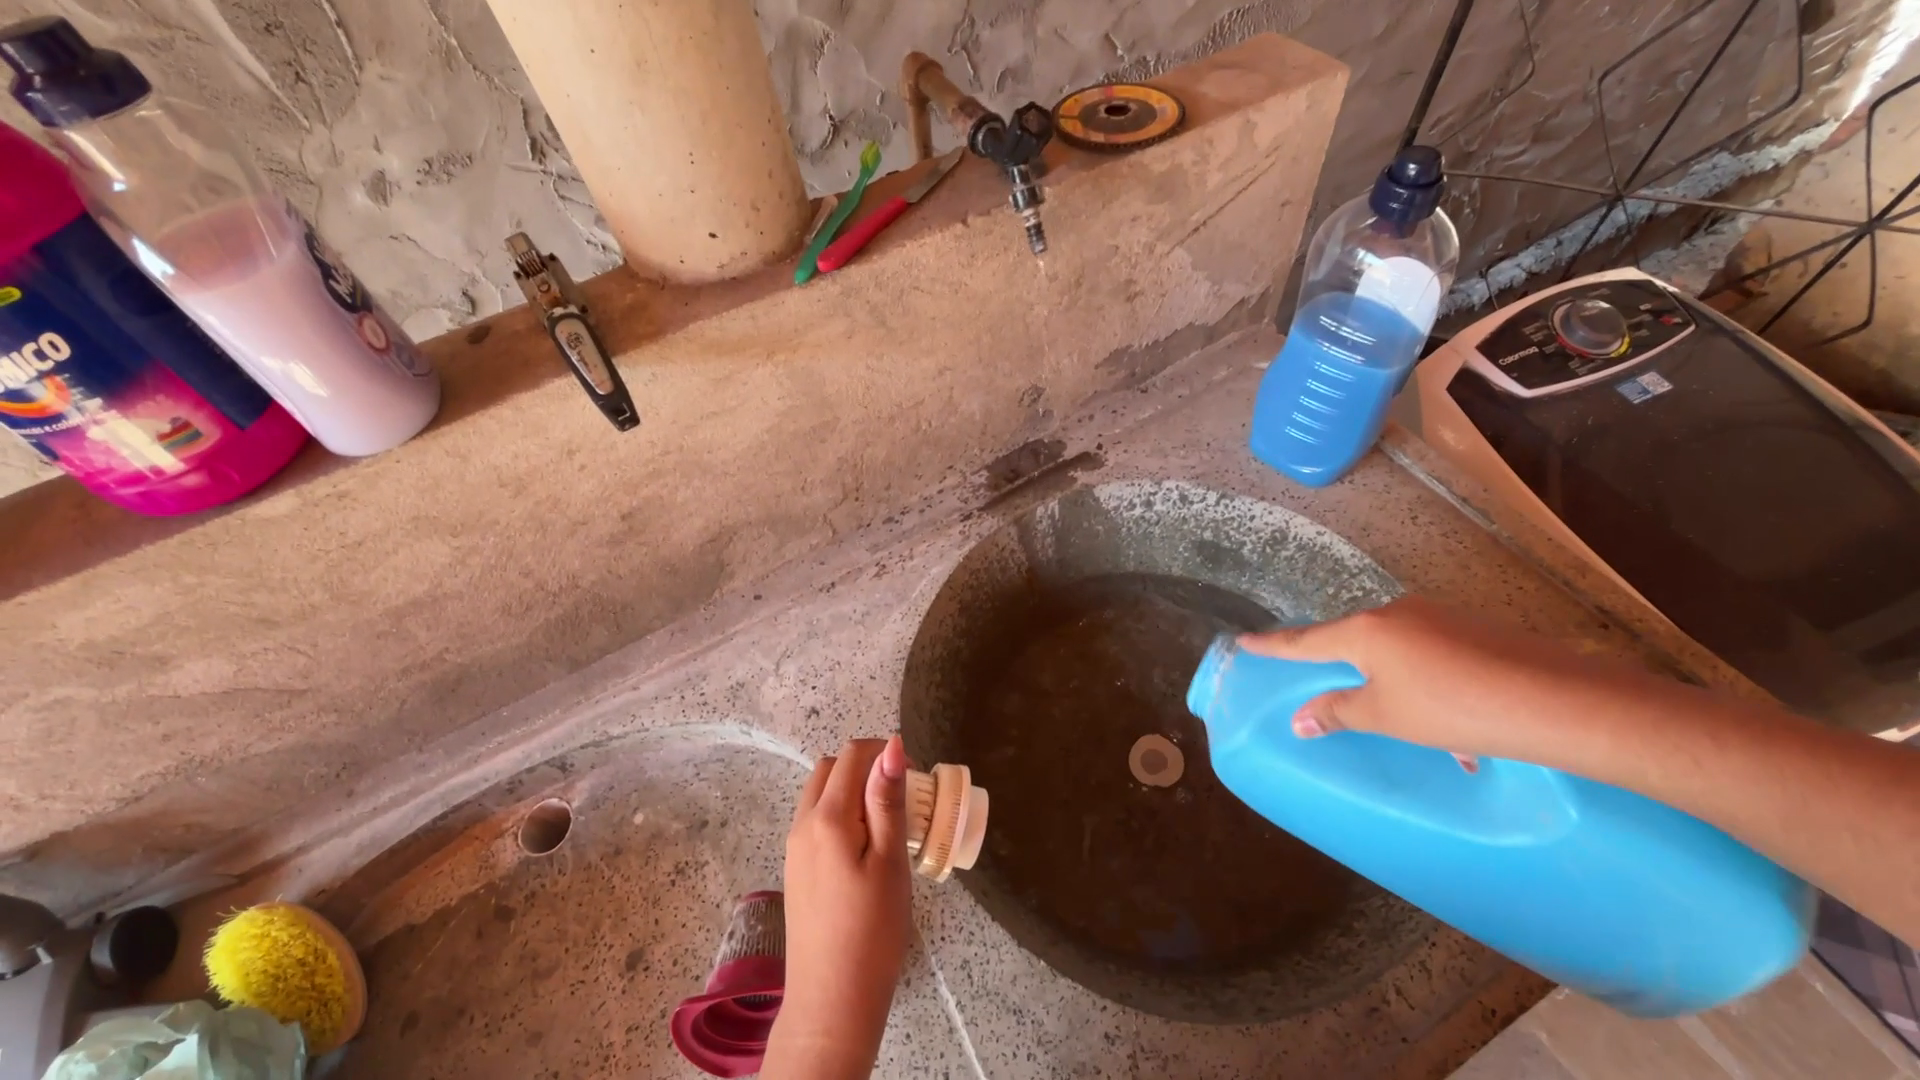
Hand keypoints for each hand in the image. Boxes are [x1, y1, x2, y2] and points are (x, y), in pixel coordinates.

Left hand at [763, 737, 912, 1079]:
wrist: (832, 1001)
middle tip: (905, 800)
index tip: (915, 781)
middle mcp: (802, 823)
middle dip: (868, 768)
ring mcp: (794, 848)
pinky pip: (816, 820)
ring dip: (853, 791)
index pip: (852, 755)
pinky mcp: (796, 870)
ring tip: (889, 825)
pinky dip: (841, 815)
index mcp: (826, 817)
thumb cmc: (872, 930)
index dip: (885, 754)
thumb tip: (890, 745)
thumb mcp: (891, 861)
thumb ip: (888, 800)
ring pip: (821, 793)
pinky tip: (866, 849)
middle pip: (832, 768)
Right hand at [1239, 597, 1635, 762]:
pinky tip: (1459, 731)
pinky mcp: (1472, 629)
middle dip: (1340, 667)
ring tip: (1417, 729)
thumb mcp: (1385, 716)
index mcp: (1364, 632)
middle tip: (1321, 684)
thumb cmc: (1451, 709)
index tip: (1242, 641)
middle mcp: (1395, 613)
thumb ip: (1338, 713)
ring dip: (1394, 687)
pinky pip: (1431, 657)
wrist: (1553, 700)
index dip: (1272, 645)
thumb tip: (1299, 718)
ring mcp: (1437, 617)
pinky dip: (1429, 687)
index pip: (1304, 641)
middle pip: (1352, 641)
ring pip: (1397, 653)